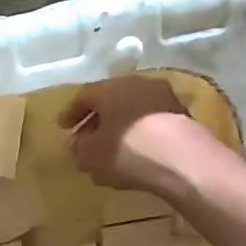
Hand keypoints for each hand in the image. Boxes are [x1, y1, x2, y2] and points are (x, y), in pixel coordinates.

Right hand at [58, 75, 227, 197]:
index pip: (84, 95)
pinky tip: (129, 156)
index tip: (62, 127)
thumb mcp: (90, 154)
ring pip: (130, 113)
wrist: (182, 161)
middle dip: (95, 121)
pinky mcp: (181, 117)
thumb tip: (77, 144)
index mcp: (112, 88)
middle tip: (84, 139)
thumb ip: (79, 147)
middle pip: (110, 101)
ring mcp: (164, 99)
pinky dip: (135, 136)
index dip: (70, 112)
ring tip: (106, 152)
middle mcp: (139, 85)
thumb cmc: (126, 150)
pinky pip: (148, 124)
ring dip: (116, 130)